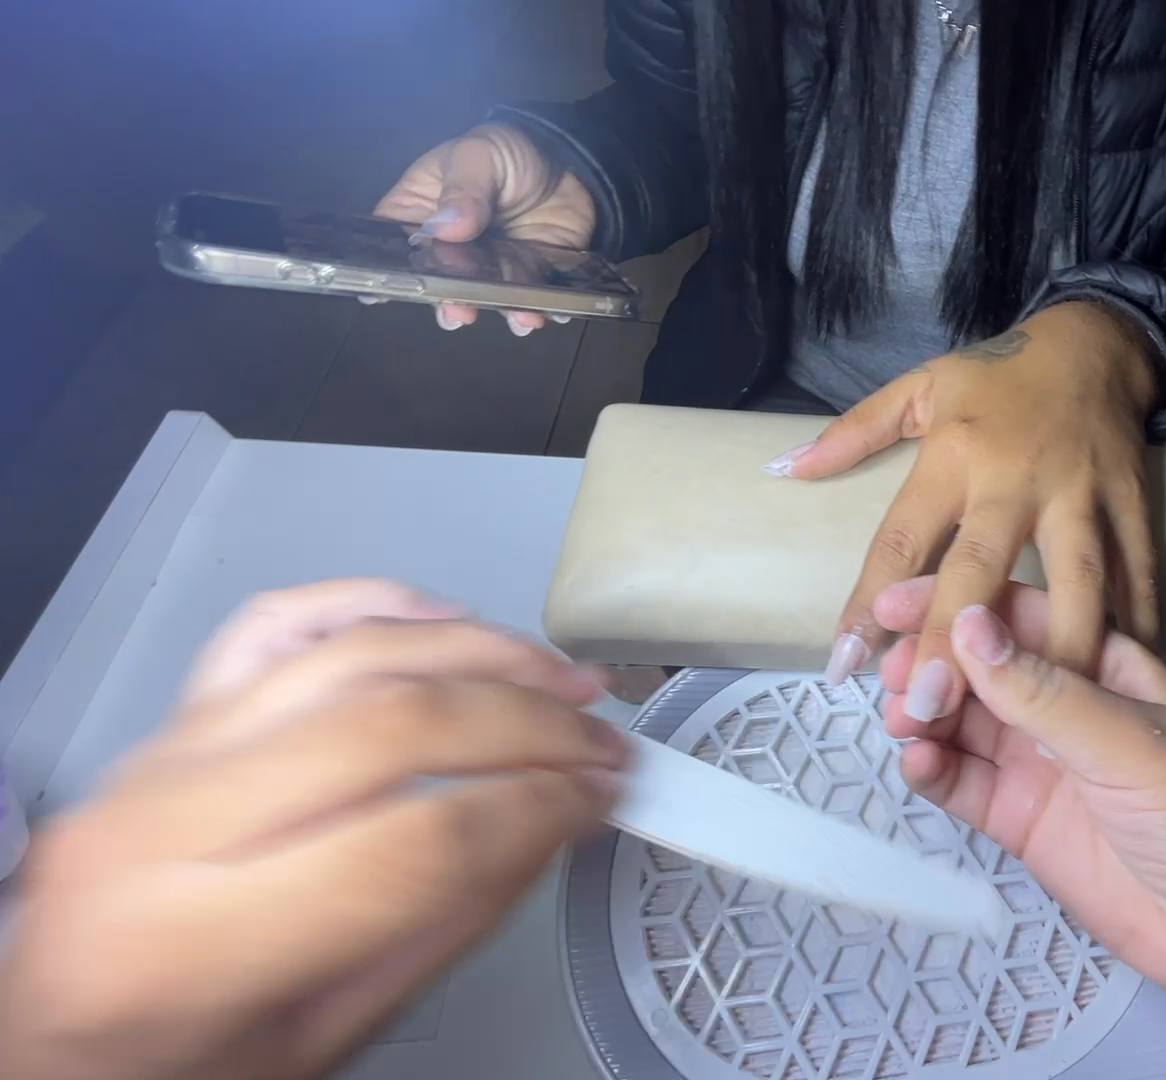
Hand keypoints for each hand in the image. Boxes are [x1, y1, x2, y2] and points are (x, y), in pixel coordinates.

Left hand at [0, 580, 626, 1079]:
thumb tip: (566, 808)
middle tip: (602, 741)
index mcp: (190, 947)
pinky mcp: (183, 710)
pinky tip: (454, 621)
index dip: (542, 806)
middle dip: (535, 724)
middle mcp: (163, 826)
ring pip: (364, 653)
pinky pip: (286, 619)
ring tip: (566, 679)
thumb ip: (467, 906)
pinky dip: (382, 601)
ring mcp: (166, 749)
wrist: (59, 1043)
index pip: (422, 840)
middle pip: (400, 726)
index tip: (604, 795)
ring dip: (493, 655)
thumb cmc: (201, 1058)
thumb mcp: (350, 1023)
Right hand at [373, 123, 595, 335]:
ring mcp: (502, 267)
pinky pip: (544, 295)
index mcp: (425, 215)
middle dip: (456, 301)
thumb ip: (464, 190)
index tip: (391, 292)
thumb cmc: (506, 154)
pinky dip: (550, 306)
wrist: (565, 162)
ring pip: (500, 295)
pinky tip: (556, 312)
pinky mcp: (541, 274)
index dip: (393, 271)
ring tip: (521, 319)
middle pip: (451, 283)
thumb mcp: (478, 155)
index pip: (399, 245)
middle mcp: (460, 250)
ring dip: (508, 310)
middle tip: (461, 313)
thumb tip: (447, 227)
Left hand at [771, 301, 1161, 731]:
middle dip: (955, 640)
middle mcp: (1015, 479)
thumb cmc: (999, 374)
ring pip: (1075, 580)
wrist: (1095, 342)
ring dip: (1058, 651)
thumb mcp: (919, 387)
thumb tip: (782, 467)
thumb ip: (853, 432)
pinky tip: (1130, 679)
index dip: (867, 602)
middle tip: (929, 710)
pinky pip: (1138, 569)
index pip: (900, 537)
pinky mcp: (1131, 503)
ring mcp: (1081, 493)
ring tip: (1042, 723)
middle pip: (982, 567)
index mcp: (954, 454)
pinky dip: (1137, 623)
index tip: (841, 665)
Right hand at [870, 578, 1165, 1000]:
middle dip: (933, 661)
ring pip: (964, 721)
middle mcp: (1062, 704)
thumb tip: (968, 624)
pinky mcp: (1019, 815)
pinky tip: (920, 764)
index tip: (899, 602)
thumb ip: (1044, 691)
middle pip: (982, 666)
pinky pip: (963, 782)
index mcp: (1100, 664)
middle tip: (894, 671)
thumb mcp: (1128, 742)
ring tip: (902, 718)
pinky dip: (934, 769)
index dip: (959, 603)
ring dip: (925, 713)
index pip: (1019, 615)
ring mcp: (1038, 760)